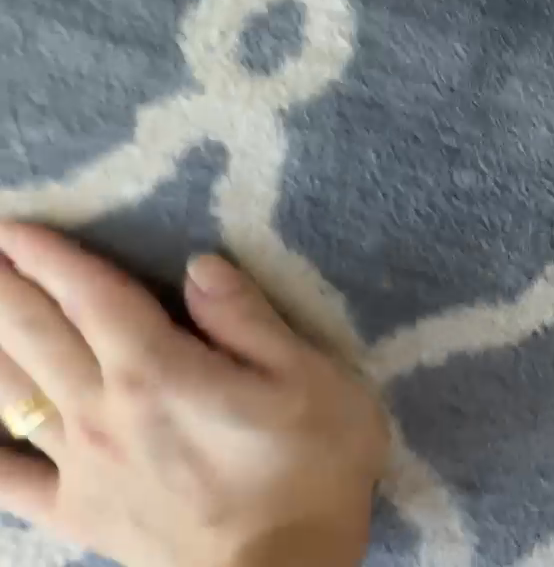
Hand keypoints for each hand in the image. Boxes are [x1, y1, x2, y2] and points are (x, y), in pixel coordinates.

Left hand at [0, 223, 386, 566]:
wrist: (279, 563)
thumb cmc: (314, 458)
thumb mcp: (310, 377)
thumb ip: (250, 322)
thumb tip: (202, 267)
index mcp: (164, 373)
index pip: (99, 302)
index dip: (59, 262)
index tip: (25, 228)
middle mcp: (104, 411)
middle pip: (39, 340)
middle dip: (6, 290)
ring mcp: (78, 464)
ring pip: (10, 393)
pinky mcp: (74, 506)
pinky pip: (0, 477)